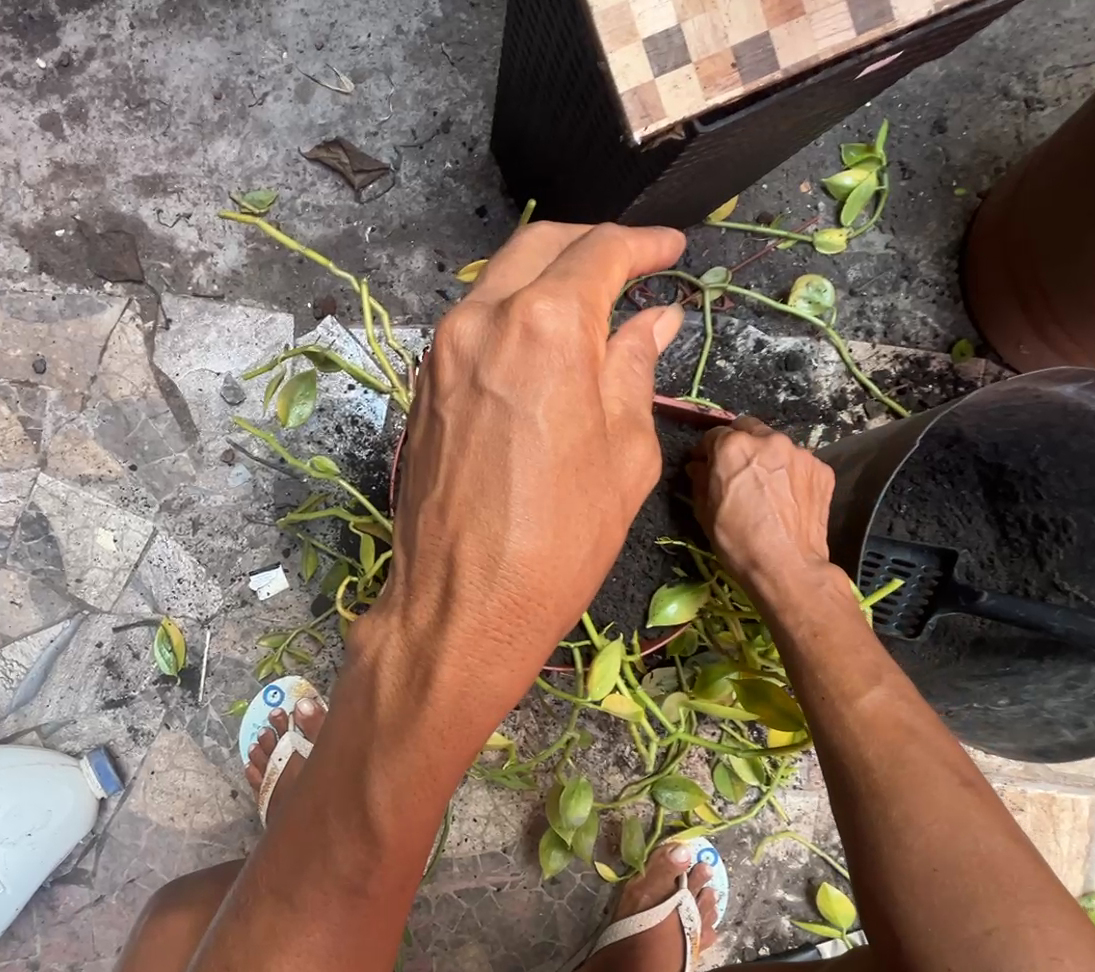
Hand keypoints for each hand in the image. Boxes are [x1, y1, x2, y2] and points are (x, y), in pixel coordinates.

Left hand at [362, 222, 686, 711]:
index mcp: (545, 328)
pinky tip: (539, 348)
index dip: (644, 245)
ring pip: (497, 283)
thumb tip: (650, 321)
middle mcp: (482, 321)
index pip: (598, 253)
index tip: (672, 251)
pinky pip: (471, 326)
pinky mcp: (422, 386)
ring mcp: (441, 352)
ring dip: (544, 280)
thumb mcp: (623, 455)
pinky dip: (510, 317)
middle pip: (538, 248)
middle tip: (630, 267)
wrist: (460, 603)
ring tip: (589, 307)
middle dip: (589, 246)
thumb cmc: (559, 542)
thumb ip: (633, 370)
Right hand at [685, 417, 842, 607]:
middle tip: (736, 469)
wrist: (786, 565)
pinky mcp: (822, 469)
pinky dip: (789, 473)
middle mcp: (769, 440)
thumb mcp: (704, 510)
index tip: (705, 464)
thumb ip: (700, 479)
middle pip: (749, 429)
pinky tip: (785, 497)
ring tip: (765, 486)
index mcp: (733, 447)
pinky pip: (798, 463)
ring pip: (776, 445)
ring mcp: (800, 453)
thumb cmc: (736, 540)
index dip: (707, 450)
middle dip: (739, 443)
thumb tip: (698, 466)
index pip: (714, 434)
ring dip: (767, 457)